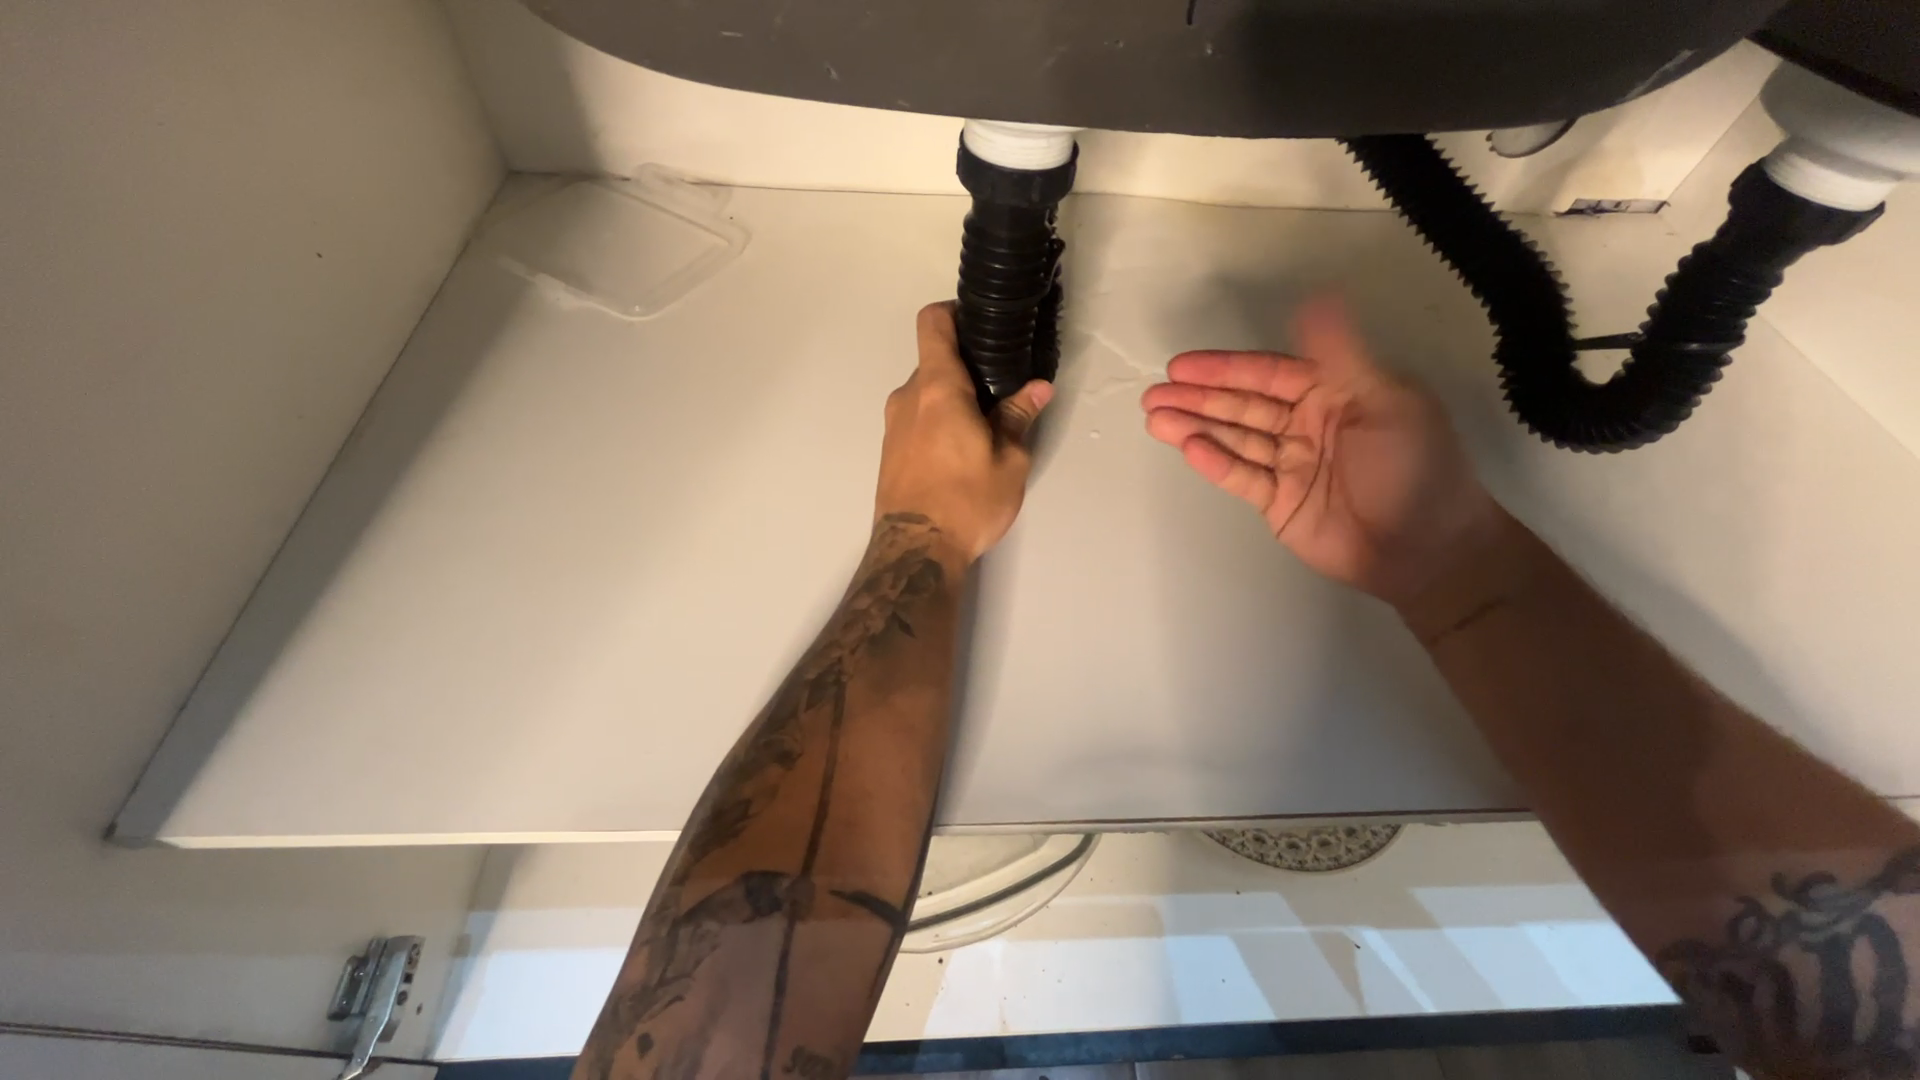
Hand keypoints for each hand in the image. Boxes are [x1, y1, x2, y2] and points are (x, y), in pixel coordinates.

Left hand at [875, 303, 1053, 561]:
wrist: (915, 552)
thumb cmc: (966, 502)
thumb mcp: (1008, 461)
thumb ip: (1019, 417)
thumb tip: (1037, 388)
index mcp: (936, 389)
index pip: (932, 324)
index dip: (954, 313)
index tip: (980, 326)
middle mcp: (907, 399)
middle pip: (934, 364)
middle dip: (967, 372)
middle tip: (1001, 394)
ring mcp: (893, 427)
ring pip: (926, 396)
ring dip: (953, 402)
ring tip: (985, 431)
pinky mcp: (890, 452)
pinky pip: (917, 421)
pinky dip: (938, 423)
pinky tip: (961, 455)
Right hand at [1141, 294, 1501, 613]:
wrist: (1426, 548)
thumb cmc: (1413, 467)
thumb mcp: (1384, 400)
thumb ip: (1340, 355)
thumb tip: (1316, 299)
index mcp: (1333, 393)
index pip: (1267, 373)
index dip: (1224, 368)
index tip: (1180, 366)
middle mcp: (1305, 424)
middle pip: (1241, 405)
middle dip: (1197, 398)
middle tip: (1153, 395)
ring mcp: (1289, 464)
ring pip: (1234, 438)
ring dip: (1195, 426)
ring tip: (1155, 418)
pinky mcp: (1277, 501)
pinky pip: (1241, 476)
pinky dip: (1215, 462)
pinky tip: (1189, 448)